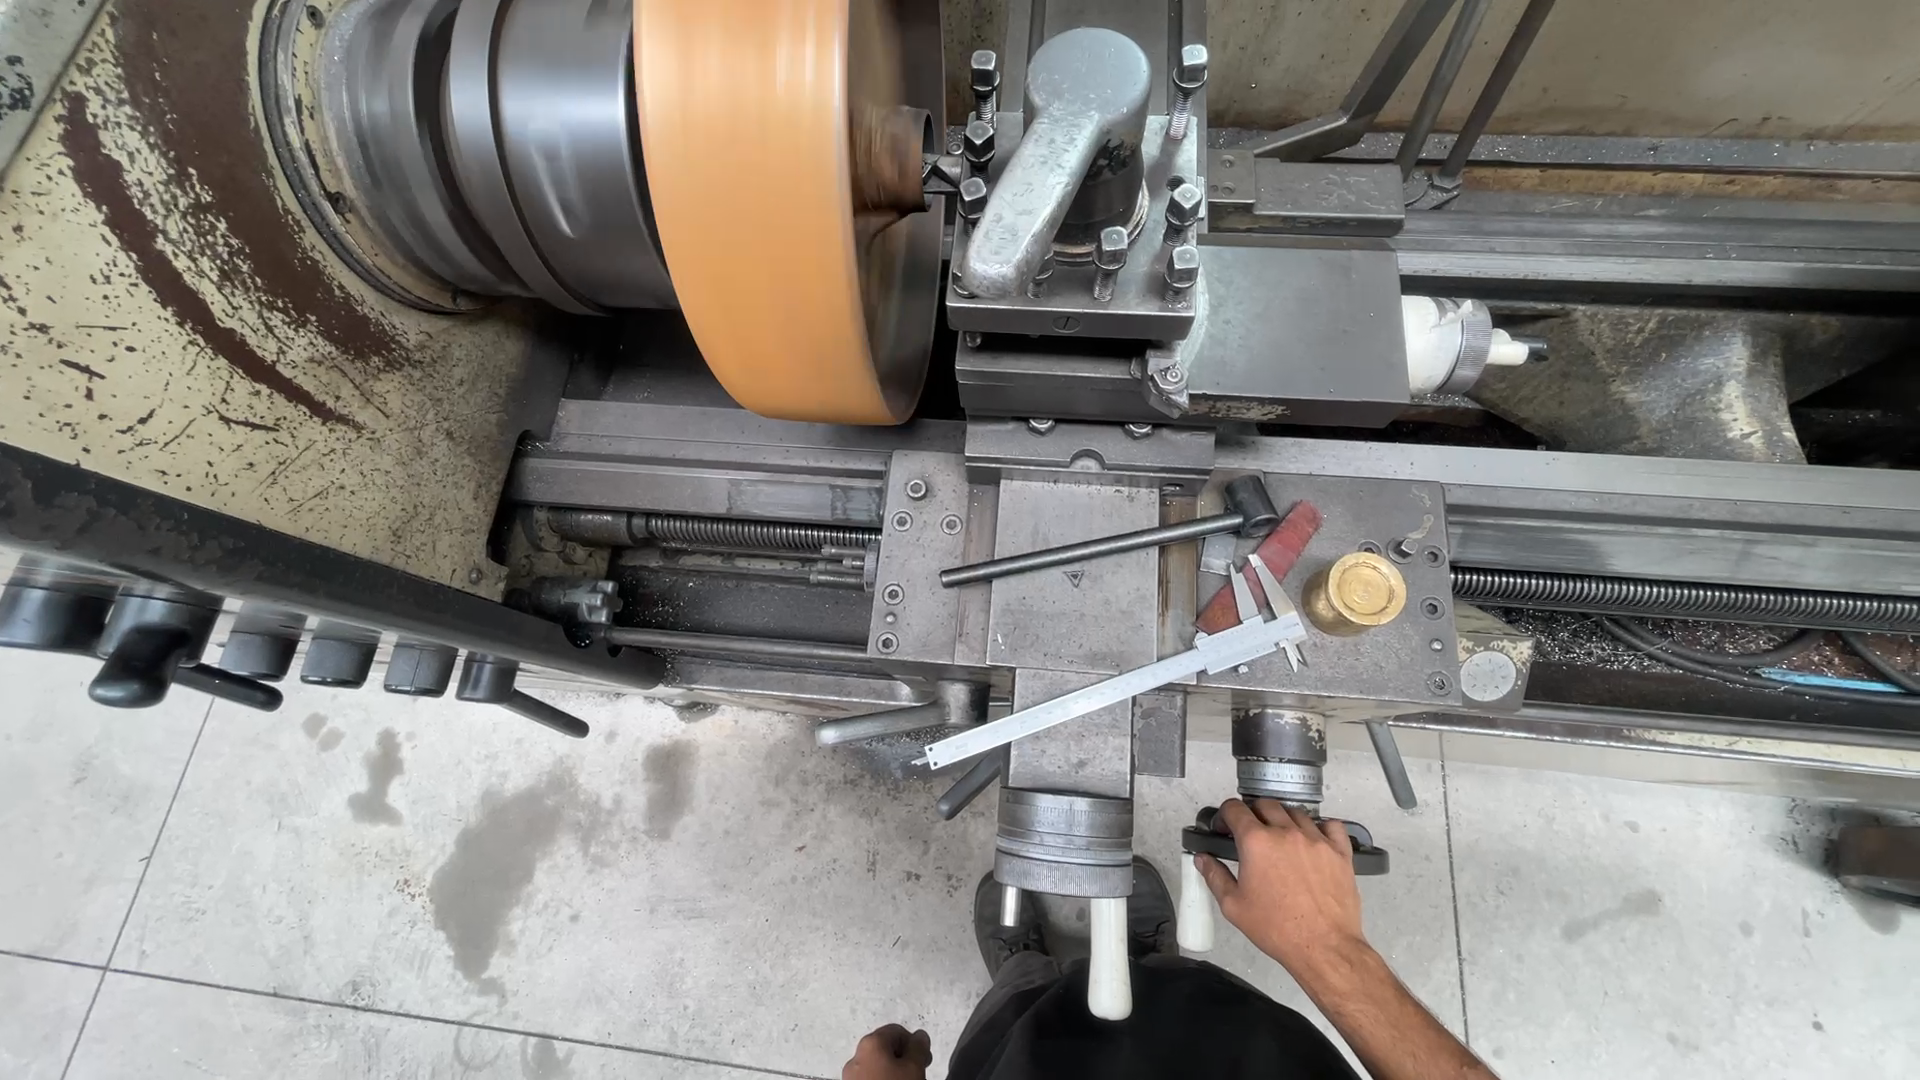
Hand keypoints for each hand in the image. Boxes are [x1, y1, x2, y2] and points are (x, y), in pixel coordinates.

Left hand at [841, 1024, 931, 1079]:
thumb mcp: (914, 1067)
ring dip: (893, 1072)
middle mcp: (856, 1057)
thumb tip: (919, 1036)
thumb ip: (919, 1047)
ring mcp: (850, 1078)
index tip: (924, 1062)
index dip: (914, 1045)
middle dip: (903, 1059)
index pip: (897, 1031)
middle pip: (885, 1049)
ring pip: (877, 1066)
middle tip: (917, 1074)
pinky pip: (870, 1079)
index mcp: (870, 1043)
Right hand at [1194, 798, 1368, 977]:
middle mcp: (1285, 832)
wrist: (1324, 948)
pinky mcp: (1340, 852)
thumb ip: (1214, 876)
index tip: (1225, 828)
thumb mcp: (1233, 906)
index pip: (1234, 808)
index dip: (1225, 815)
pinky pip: (1332, 826)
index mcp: (1256, 841)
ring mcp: (1316, 840)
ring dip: (1284, 820)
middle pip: (1265, 804)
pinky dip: (1321, 827)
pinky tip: (1315, 840)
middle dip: (1253, 813)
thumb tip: (1202, 858)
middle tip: (1252, 834)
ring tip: (1282, 839)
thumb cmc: (1277, 928)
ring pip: (1296, 812)